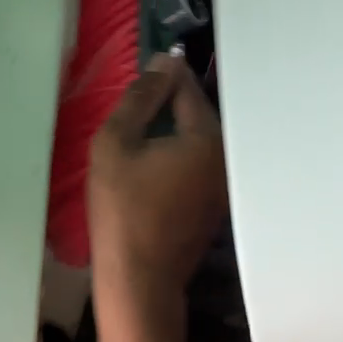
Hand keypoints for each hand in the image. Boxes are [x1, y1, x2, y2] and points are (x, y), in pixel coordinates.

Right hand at [88, 54, 227, 325]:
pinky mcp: (215, 206)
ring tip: (139, 142)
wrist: (139, 279)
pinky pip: (197, 166)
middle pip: (196, 114)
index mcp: (208, 137)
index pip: (186, 87)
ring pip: (197, 142)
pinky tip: (153, 172)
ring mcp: (224, 184)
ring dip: (171, 135)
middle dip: (167, 108)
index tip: (140, 74)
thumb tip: (162, 62)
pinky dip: (177, 160)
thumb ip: (140, 98)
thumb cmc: (123, 210)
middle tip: (133, 114)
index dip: (160, 76)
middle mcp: (226, 156)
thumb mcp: (116, 144)